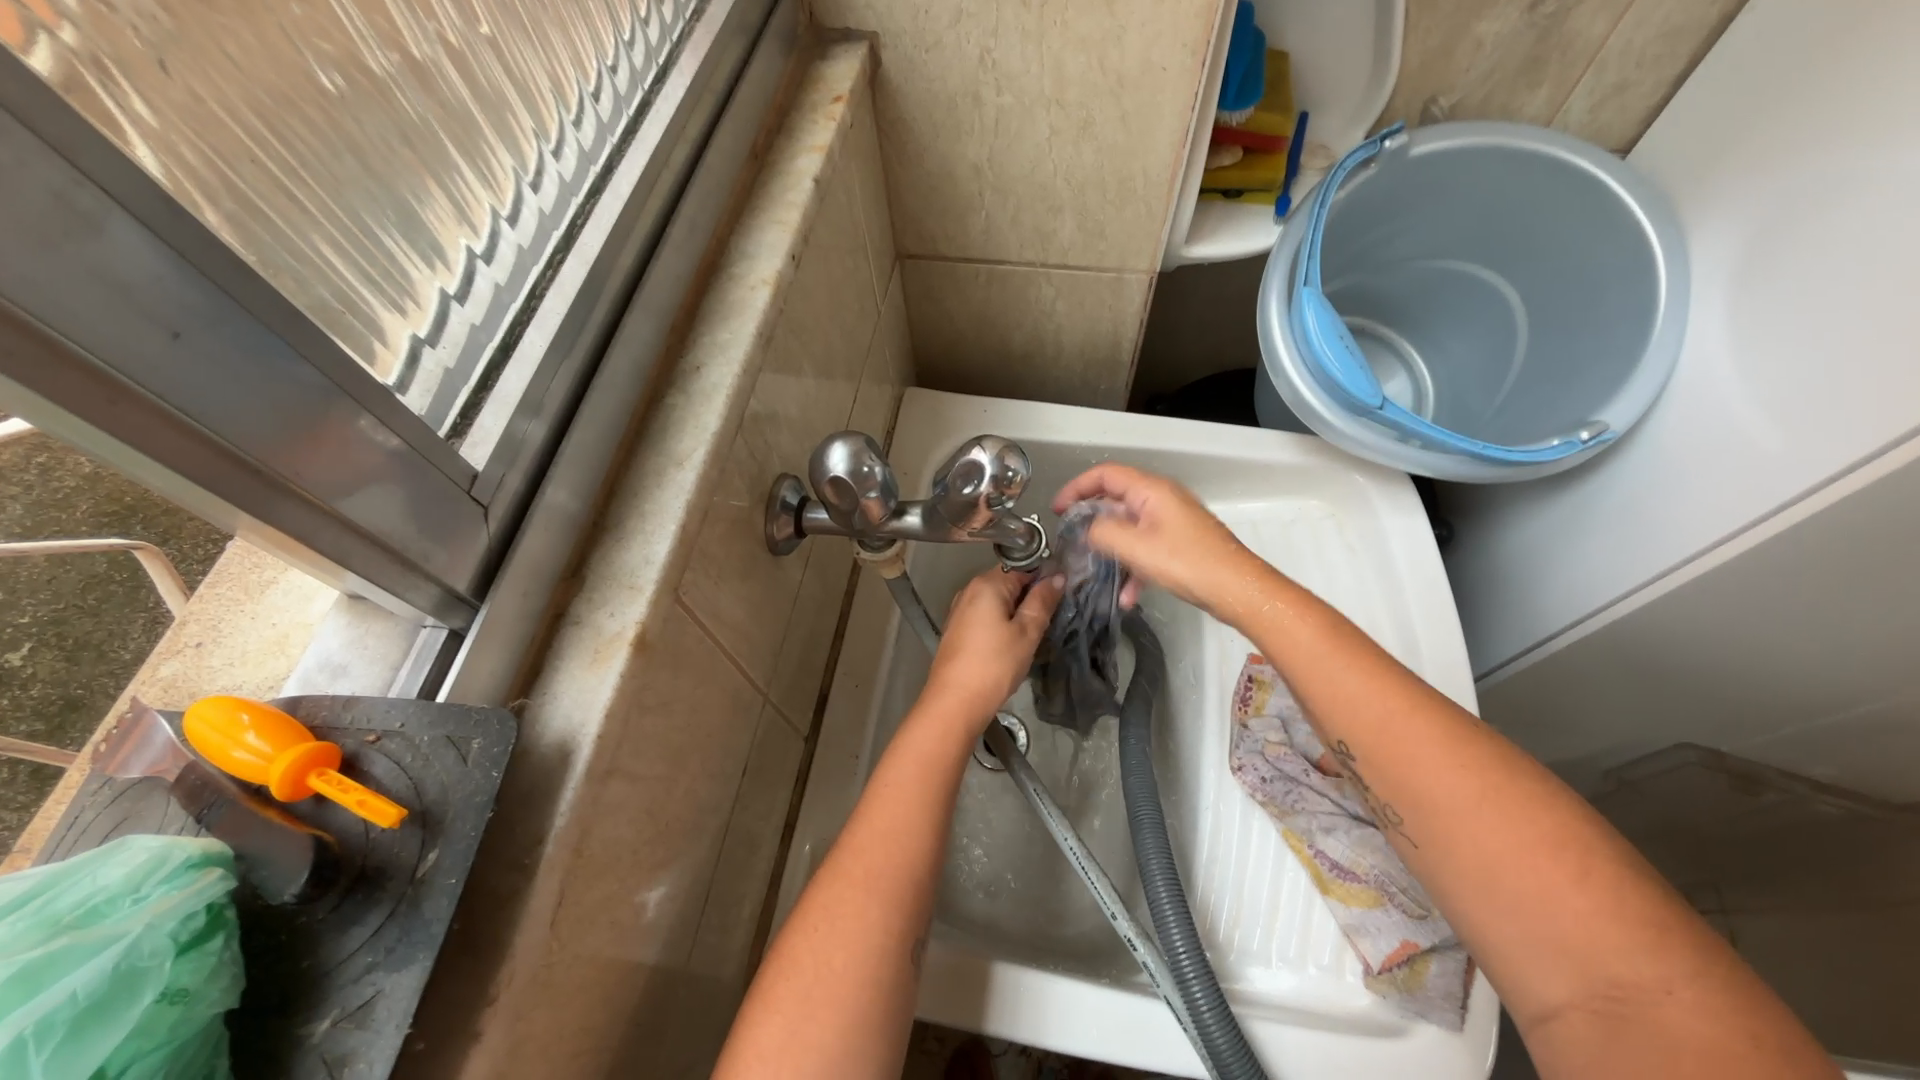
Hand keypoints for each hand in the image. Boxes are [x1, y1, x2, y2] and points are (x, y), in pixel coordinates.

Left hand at [920, 568, 1062, 731]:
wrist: (955, 702)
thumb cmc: (995, 664)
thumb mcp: (1026, 632)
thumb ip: (1042, 601)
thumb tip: (1058, 576)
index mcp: (986, 584)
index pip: (1022, 567)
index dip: (1045, 578)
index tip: (1064, 595)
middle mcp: (969, 590)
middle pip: (1008, 582)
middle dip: (1031, 596)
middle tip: (1052, 617)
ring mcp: (960, 610)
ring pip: (997, 601)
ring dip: (1017, 612)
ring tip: (1035, 632)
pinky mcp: (958, 630)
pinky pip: (986, 616)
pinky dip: (1002, 624)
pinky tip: (1012, 643)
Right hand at [1052, 464, 1275, 618]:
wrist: (1236, 589)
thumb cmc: (1187, 563)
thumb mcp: (1135, 547)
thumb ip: (1102, 532)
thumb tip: (1087, 528)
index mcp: (1151, 490)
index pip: (1105, 474)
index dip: (1076, 488)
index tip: (1058, 510)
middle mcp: (1162, 499)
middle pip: (1116, 500)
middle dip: (1091, 521)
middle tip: (1070, 540)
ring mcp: (1172, 521)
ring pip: (1130, 528)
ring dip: (1111, 550)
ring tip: (1094, 571)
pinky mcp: (1180, 544)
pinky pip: (1146, 548)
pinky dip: (1133, 568)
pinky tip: (1126, 597)